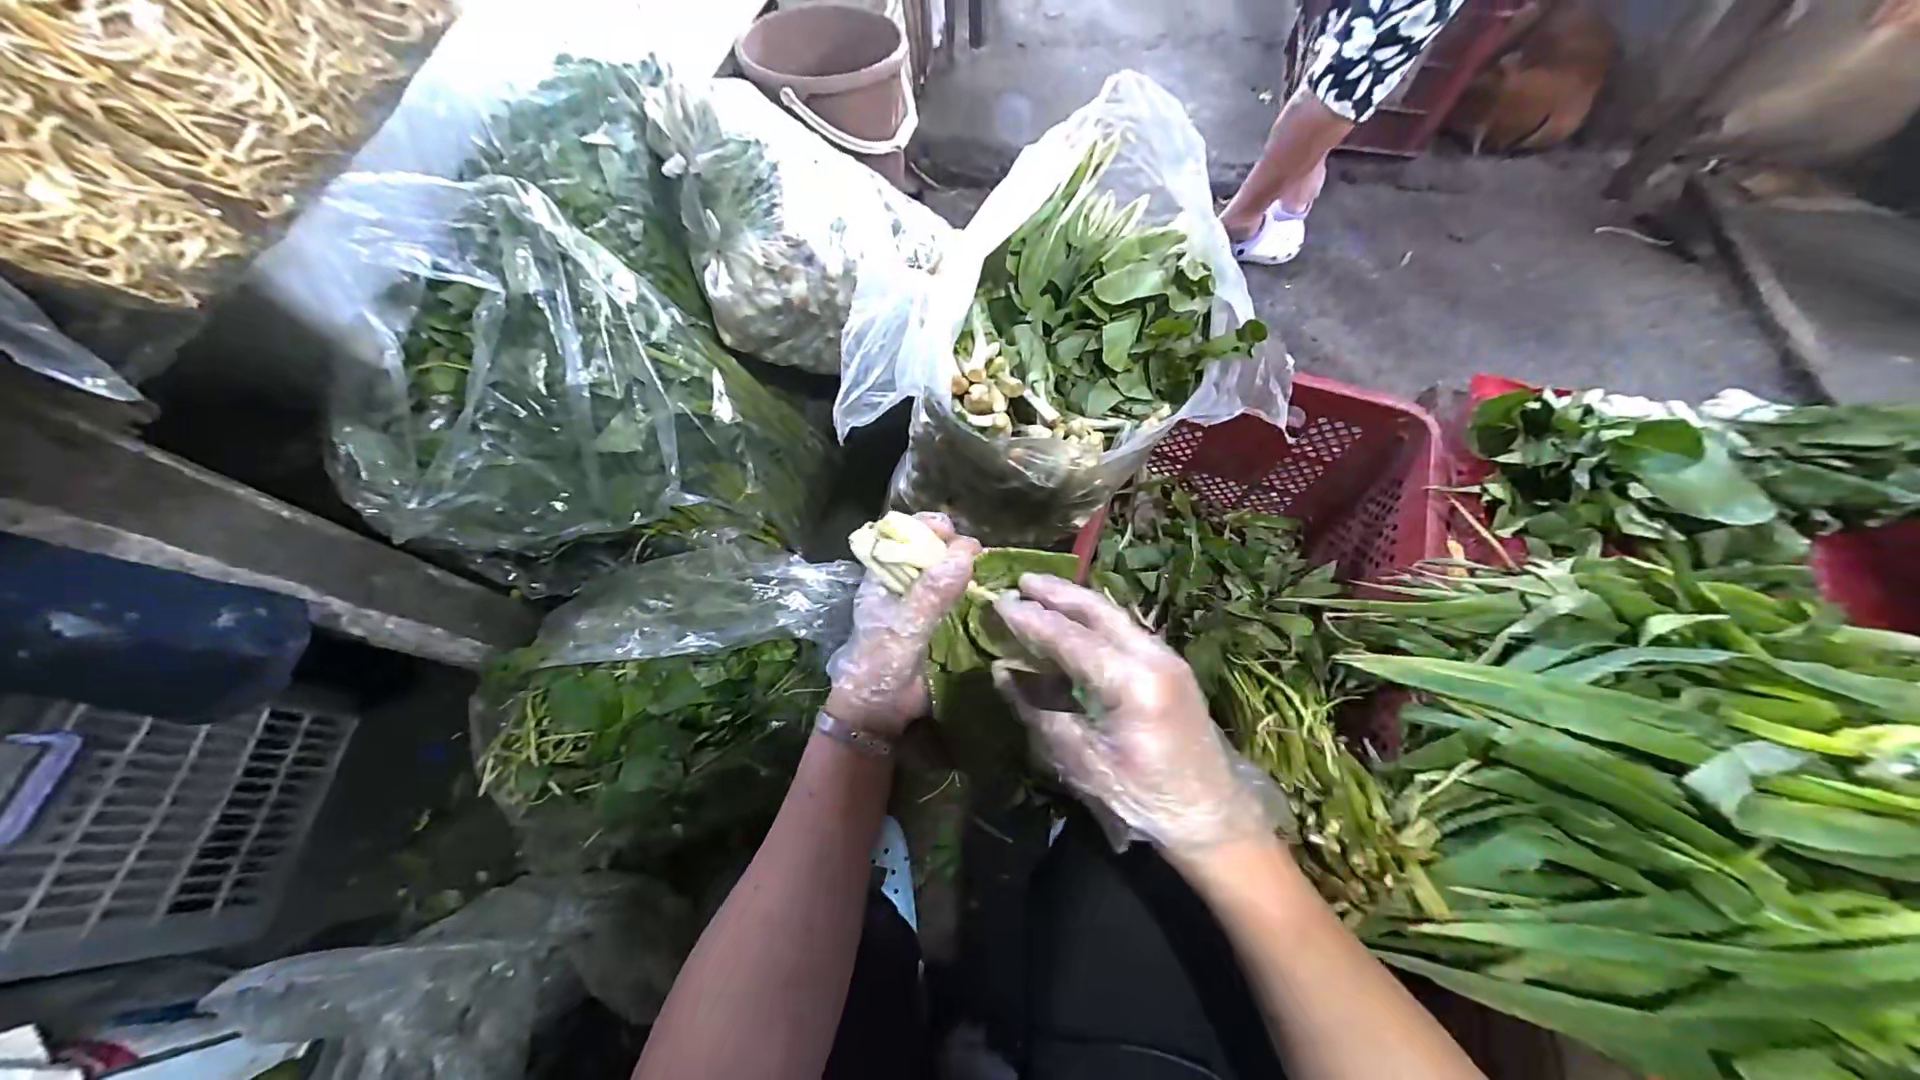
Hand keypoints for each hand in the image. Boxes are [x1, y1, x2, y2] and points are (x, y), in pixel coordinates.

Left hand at [826, 513, 981, 738]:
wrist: (878, 713)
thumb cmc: (879, 667)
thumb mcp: (904, 628)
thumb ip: (931, 594)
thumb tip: (965, 552)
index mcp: (883, 576)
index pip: (903, 534)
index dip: (927, 527)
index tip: (953, 534)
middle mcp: (902, 583)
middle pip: (930, 549)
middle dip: (953, 546)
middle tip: (976, 556)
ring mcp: (921, 603)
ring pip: (946, 572)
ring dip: (965, 568)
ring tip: (986, 571)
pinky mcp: (937, 623)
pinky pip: (957, 598)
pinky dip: (971, 591)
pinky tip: (987, 593)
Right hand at [991, 574, 1282, 852]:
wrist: (1212, 817)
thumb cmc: (1143, 797)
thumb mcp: (1082, 762)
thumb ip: (1038, 712)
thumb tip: (1001, 672)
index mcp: (1133, 682)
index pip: (1071, 638)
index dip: (1032, 620)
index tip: (1001, 603)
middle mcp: (1154, 657)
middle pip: (1099, 612)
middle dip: (1058, 593)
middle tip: (1022, 579)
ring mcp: (1168, 659)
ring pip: (1115, 616)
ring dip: (1077, 602)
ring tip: (1042, 590)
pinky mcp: (1171, 668)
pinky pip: (1126, 630)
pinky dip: (1096, 620)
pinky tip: (1077, 620)